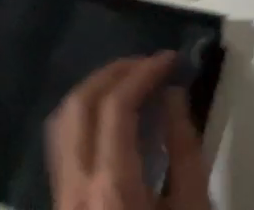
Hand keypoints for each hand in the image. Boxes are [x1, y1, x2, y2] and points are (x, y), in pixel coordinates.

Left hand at [47, 53, 209, 209]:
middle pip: (80, 105)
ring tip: (132, 82)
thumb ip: (183, 148)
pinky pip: (64, 144)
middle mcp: (76, 188)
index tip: (171, 59)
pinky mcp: (59, 206)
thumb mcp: (193, 208)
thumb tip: (171, 96)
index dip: (144, 72)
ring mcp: (61, 199)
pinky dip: (87, 116)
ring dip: (96, 90)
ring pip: (63, 122)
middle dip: (116, 72)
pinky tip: (115, 117)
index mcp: (113, 188)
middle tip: (151, 64)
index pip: (117, 106)